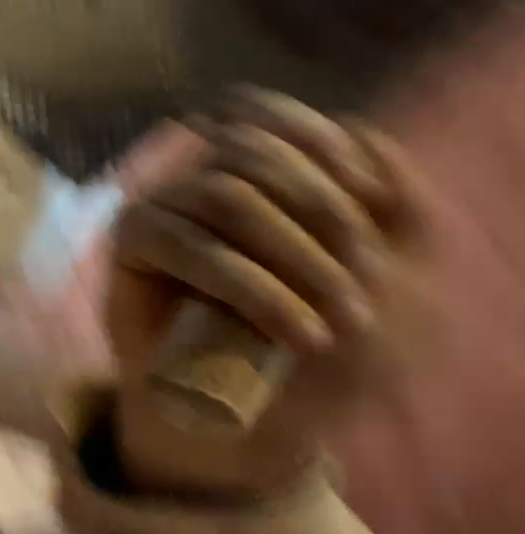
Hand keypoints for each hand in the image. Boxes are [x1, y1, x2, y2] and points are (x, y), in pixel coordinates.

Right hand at [106, 89, 435, 497]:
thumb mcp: (398, 287)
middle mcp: (200, 181)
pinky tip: (296, 331)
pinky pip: (183, 243)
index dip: (314, 137)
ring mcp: (162, 208)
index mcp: (257, 178)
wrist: (259, 417)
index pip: (265, 116)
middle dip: (321, 208)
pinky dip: (251, 287)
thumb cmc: (327, 348)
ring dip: (296, 256)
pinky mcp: (131, 244)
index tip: (368, 194)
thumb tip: (367, 131)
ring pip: (222, 194)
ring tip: (336, 323)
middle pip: (248, 150)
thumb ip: (402, 214)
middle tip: (365, 278)